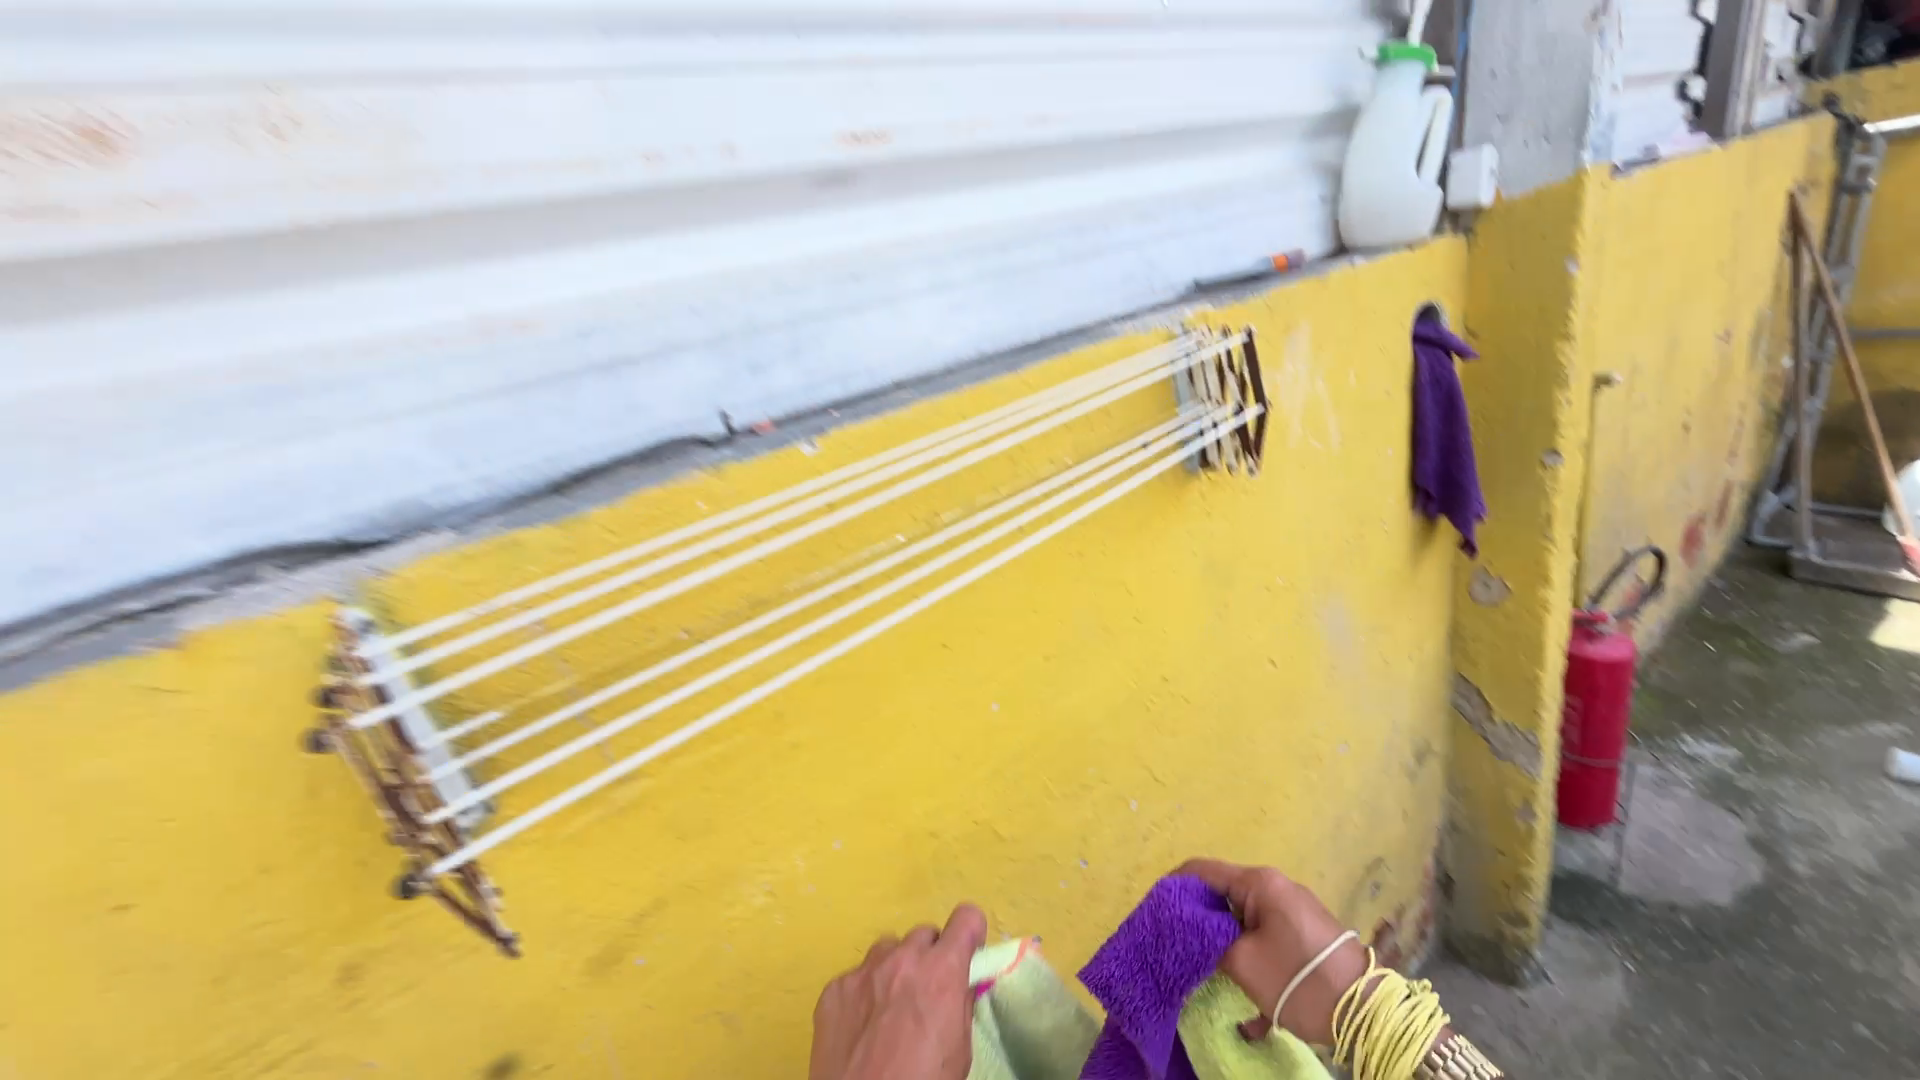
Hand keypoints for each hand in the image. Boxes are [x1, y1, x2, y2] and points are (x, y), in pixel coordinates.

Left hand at [809, 903, 988, 1079]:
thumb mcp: (959, 1050)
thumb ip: (960, 1005)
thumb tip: (960, 985)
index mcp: (941, 971)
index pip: (966, 917)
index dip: (970, 934)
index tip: (968, 952)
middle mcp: (903, 959)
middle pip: (924, 935)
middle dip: (930, 957)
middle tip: (927, 991)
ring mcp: (864, 971)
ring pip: (888, 949)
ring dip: (896, 968)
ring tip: (891, 1006)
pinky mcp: (834, 989)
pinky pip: (857, 975)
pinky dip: (864, 992)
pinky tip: (862, 1025)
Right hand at [1176, 859, 1366, 1044]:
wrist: (1367, 1014)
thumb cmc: (1298, 980)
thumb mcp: (1241, 962)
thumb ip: (1206, 940)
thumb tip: (1189, 933)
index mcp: (1259, 881)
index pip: (1200, 870)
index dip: (1173, 888)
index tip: (1154, 912)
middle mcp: (1275, 886)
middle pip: (1221, 892)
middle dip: (1196, 917)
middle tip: (1175, 943)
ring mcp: (1293, 908)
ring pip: (1241, 916)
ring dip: (1221, 940)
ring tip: (1203, 967)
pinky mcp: (1304, 932)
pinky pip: (1262, 932)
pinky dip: (1246, 951)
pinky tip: (1242, 989)